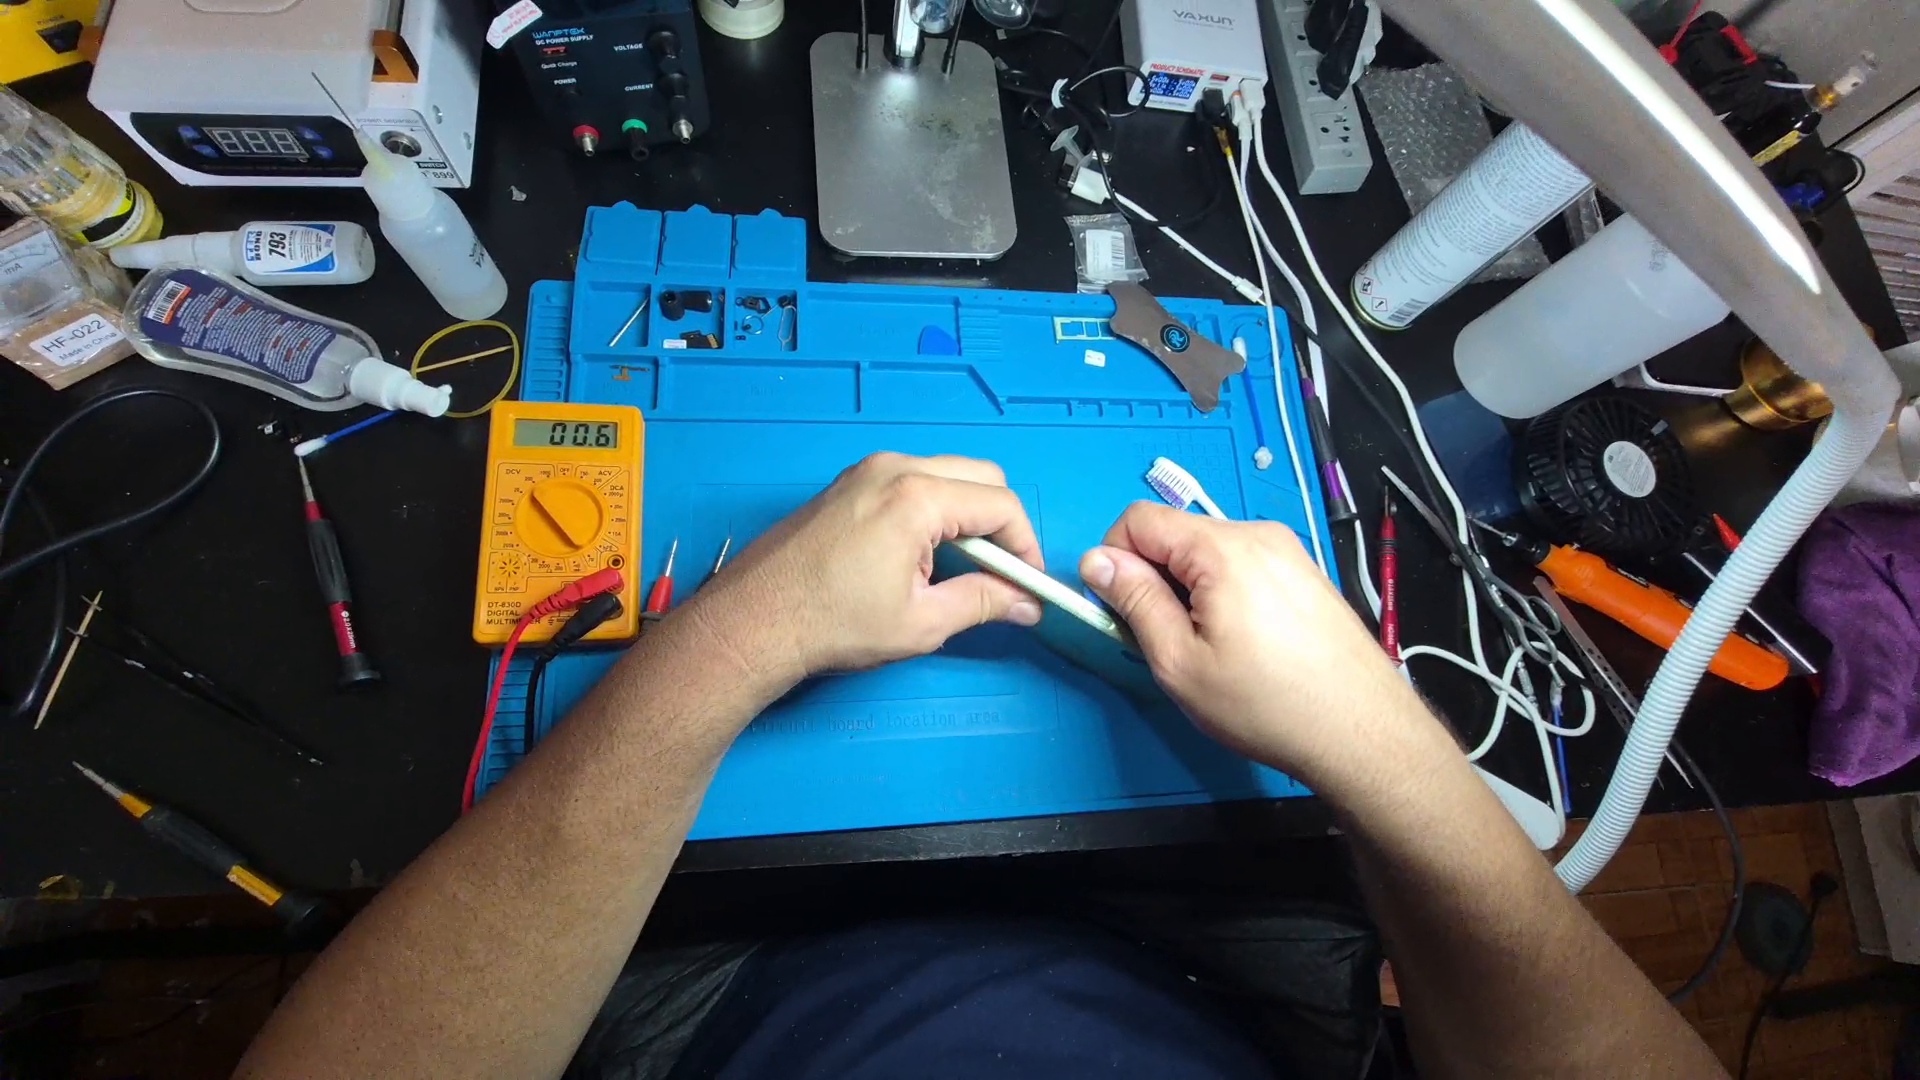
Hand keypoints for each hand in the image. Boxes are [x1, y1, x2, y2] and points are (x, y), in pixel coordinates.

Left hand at [681, 453, 1044, 685]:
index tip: (1026, 583)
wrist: (753, 621)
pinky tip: (921, 553)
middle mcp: (894, 468)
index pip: (1001, 504)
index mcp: (916, 497)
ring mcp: (867, 470)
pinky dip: (934, 509)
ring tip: (957, 568)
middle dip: (1000, 524)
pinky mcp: (849, 482)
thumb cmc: (832, 625)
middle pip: (980, 477)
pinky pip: (912, 480)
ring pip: (947, 474)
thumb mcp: (921, 622)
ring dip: (967, 515)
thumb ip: (983, 603)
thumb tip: (1026, 604)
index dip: (1025, 546)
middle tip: (997, 574)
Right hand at [1079, 502, 1432, 785]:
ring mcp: (1287, 550)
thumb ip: (1133, 600)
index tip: (1122, 607)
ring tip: (1206, 643)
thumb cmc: (1265, 704)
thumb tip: (1094, 560)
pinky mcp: (1303, 571)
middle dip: (1152, 575)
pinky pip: (1240, 562)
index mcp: (1222, 548)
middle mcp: (1257, 534)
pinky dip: (1220, 589)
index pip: (1138, 518)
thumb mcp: (1178, 661)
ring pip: (1205, 549)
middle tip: (1165, 636)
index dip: (1114, 558)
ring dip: (1186, 585)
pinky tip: (1241, 639)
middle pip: (1174, 532)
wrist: (1365, 735)